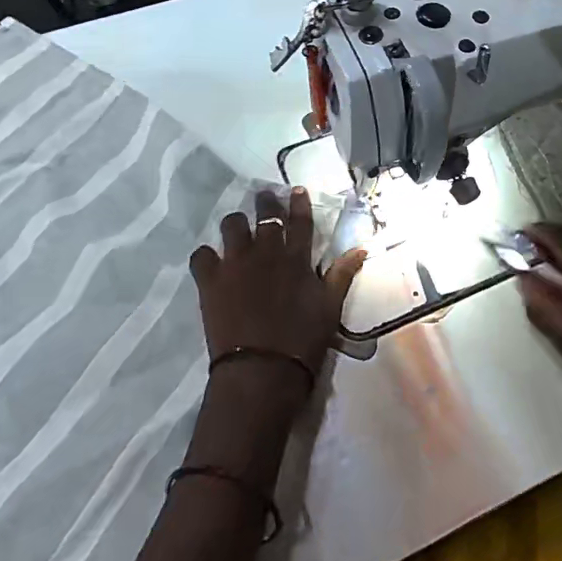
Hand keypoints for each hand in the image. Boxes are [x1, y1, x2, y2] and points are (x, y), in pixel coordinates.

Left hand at [189, 188, 364, 379]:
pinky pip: (201, 254)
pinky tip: (209, 264)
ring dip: (235, 226)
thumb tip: (361, 249)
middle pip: (265, 215)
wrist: (262, 370)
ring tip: (236, 231)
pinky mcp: (210, 279)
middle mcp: (265, 252)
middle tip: (264, 200)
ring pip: (231, 225)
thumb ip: (342, 275)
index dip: (298, 203)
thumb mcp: (330, 308)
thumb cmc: (302, 342)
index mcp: (296, 259)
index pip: (299, 221)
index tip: (295, 190)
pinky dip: (205, 257)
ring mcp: (235, 263)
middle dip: (265, 203)